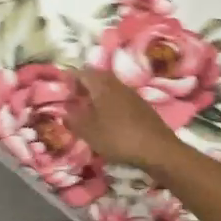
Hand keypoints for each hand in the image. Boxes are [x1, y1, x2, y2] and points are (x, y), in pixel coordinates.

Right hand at [65, 67, 183, 168]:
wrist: (157, 148)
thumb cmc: (117, 137)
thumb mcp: (88, 131)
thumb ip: (73, 119)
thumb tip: (65, 110)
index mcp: (101, 84)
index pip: (81, 72)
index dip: (69, 80)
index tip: (63, 92)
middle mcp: (117, 83)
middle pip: (97, 77)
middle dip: (84, 86)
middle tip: (74, 100)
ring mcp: (131, 93)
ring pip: (109, 87)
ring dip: (97, 95)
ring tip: (89, 111)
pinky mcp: (141, 105)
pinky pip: (120, 97)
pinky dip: (110, 103)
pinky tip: (108, 119)